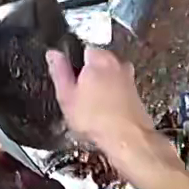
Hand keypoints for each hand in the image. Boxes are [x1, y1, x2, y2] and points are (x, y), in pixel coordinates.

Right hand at [47, 47, 177, 180]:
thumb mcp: (67, 95)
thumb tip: (53, 54)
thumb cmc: (96, 119)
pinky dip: (111, 99)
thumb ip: (59, 71)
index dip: (73, 66)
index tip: (69, 82)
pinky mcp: (135, 93)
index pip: (83, 50)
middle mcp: (118, 63)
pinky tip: (104, 114)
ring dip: (100, 88)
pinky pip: (117, 90)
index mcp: (99, 58)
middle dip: (88, 76)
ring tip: (91, 109)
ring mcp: (129, 78)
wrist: (128, 139)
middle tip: (78, 98)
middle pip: (97, 63)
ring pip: (108, 78)